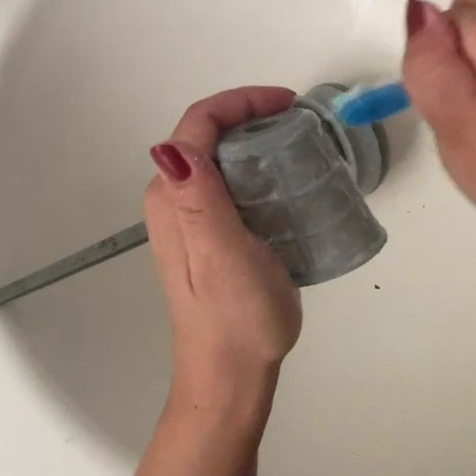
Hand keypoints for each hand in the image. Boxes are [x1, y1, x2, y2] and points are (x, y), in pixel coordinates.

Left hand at [144, 87, 302, 405]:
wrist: (230, 374)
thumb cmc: (234, 317)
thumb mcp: (222, 255)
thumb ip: (198, 201)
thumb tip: (174, 147)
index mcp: (173, 195)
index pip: (199, 124)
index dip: (241, 102)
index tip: (288, 105)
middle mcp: (173, 199)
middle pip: (207, 134)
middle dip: (252, 116)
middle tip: (301, 125)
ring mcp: (189, 217)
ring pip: (220, 157)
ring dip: (257, 142)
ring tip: (302, 148)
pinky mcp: (208, 233)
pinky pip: (230, 183)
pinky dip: (259, 171)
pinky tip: (289, 185)